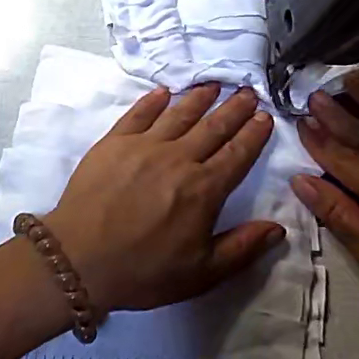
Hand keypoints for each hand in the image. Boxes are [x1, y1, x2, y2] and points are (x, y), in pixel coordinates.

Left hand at [43, 85, 284, 312]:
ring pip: (179, 114)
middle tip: (248, 91)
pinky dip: (153, 100)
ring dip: (200, 97)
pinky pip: (138, 114)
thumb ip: (242, 248)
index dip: (253, 134)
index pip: (237, 154)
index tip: (265, 116)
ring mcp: (144, 146)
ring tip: (215, 85)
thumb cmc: (143, 271)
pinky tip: (164, 91)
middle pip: (213, 127)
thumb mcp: (202, 273)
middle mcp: (178, 159)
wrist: (79, 260)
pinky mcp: (114, 142)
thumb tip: (278, 227)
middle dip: (234, 108)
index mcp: (204, 189)